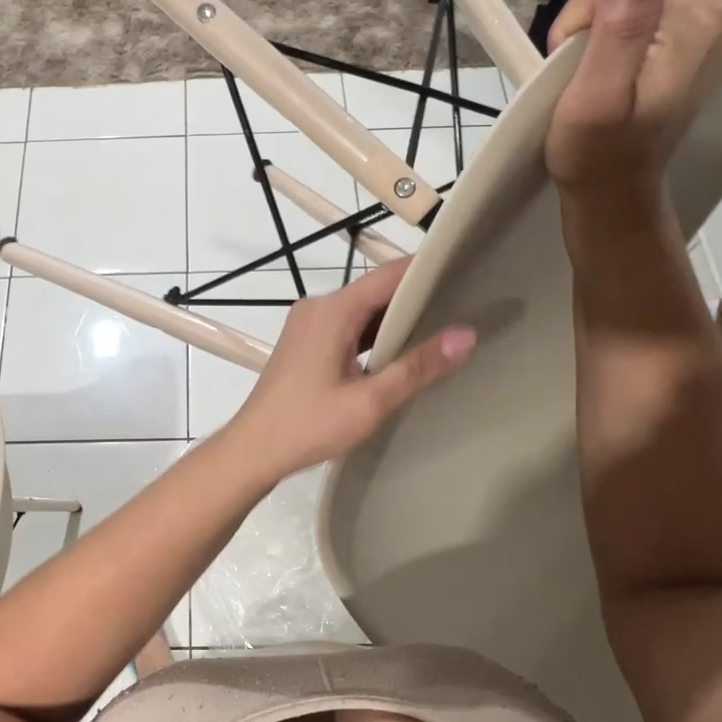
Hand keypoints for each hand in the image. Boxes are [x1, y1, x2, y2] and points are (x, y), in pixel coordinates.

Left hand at [220, 259, 474, 481]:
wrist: (252, 450)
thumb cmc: (308, 425)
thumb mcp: (370, 401)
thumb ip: (418, 367)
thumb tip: (467, 335)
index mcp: (333, 310)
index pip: (391, 274)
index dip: (430, 271)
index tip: (468, 274)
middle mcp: (318, 306)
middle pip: (377, 290)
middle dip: (417, 299)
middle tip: (464, 308)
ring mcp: (307, 324)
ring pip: (362, 311)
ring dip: (395, 321)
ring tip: (441, 332)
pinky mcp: (304, 343)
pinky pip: (347, 327)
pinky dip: (373, 336)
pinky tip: (399, 355)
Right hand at [545, 0, 721, 201]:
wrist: (616, 192)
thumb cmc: (596, 153)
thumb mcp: (597, 92)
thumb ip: (622, 21)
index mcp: (698, 19)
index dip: (590, 2)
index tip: (575, 51)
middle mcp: (720, 8)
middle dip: (599, 7)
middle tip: (583, 64)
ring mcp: (715, 21)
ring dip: (608, 15)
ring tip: (596, 66)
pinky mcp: (700, 34)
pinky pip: (655, 0)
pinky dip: (624, 24)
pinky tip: (615, 62)